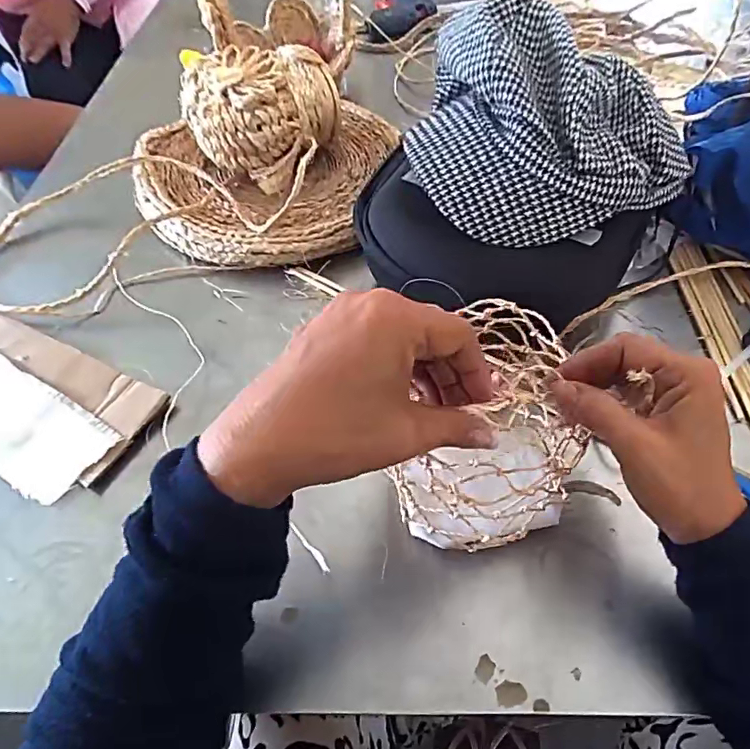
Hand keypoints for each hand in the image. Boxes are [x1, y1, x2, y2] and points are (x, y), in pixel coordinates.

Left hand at [18, 0, 82, 67]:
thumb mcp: (35, 2)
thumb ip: (26, 9)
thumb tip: (14, 10)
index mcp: (33, 18)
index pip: (25, 32)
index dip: (22, 42)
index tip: (19, 50)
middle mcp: (42, 28)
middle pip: (33, 41)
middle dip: (28, 50)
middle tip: (25, 59)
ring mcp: (54, 34)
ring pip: (45, 45)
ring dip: (39, 53)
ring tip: (34, 61)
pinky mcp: (67, 38)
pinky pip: (65, 50)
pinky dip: (66, 57)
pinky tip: (66, 65)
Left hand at [198, 289, 497, 506]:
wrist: (260, 444)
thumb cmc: (338, 433)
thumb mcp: (408, 432)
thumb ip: (458, 427)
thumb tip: (489, 434)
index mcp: (395, 317)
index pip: (459, 334)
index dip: (480, 373)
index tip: (486, 406)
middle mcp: (370, 304)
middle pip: (432, 332)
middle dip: (454, 374)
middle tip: (465, 413)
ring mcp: (342, 314)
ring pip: (404, 337)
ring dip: (428, 373)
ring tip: (436, 412)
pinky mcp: (324, 330)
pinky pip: (376, 341)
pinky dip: (398, 367)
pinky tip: (403, 400)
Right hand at [552, 334, 745, 544]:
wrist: (707, 527)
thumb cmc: (679, 486)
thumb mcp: (633, 445)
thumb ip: (595, 409)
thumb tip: (558, 386)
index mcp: (687, 373)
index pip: (627, 348)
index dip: (587, 361)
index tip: (556, 382)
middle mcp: (686, 376)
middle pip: (626, 361)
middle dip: (589, 378)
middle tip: (557, 399)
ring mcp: (679, 396)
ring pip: (626, 381)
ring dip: (595, 394)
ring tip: (566, 412)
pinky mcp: (670, 416)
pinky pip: (632, 401)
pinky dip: (608, 408)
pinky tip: (585, 420)